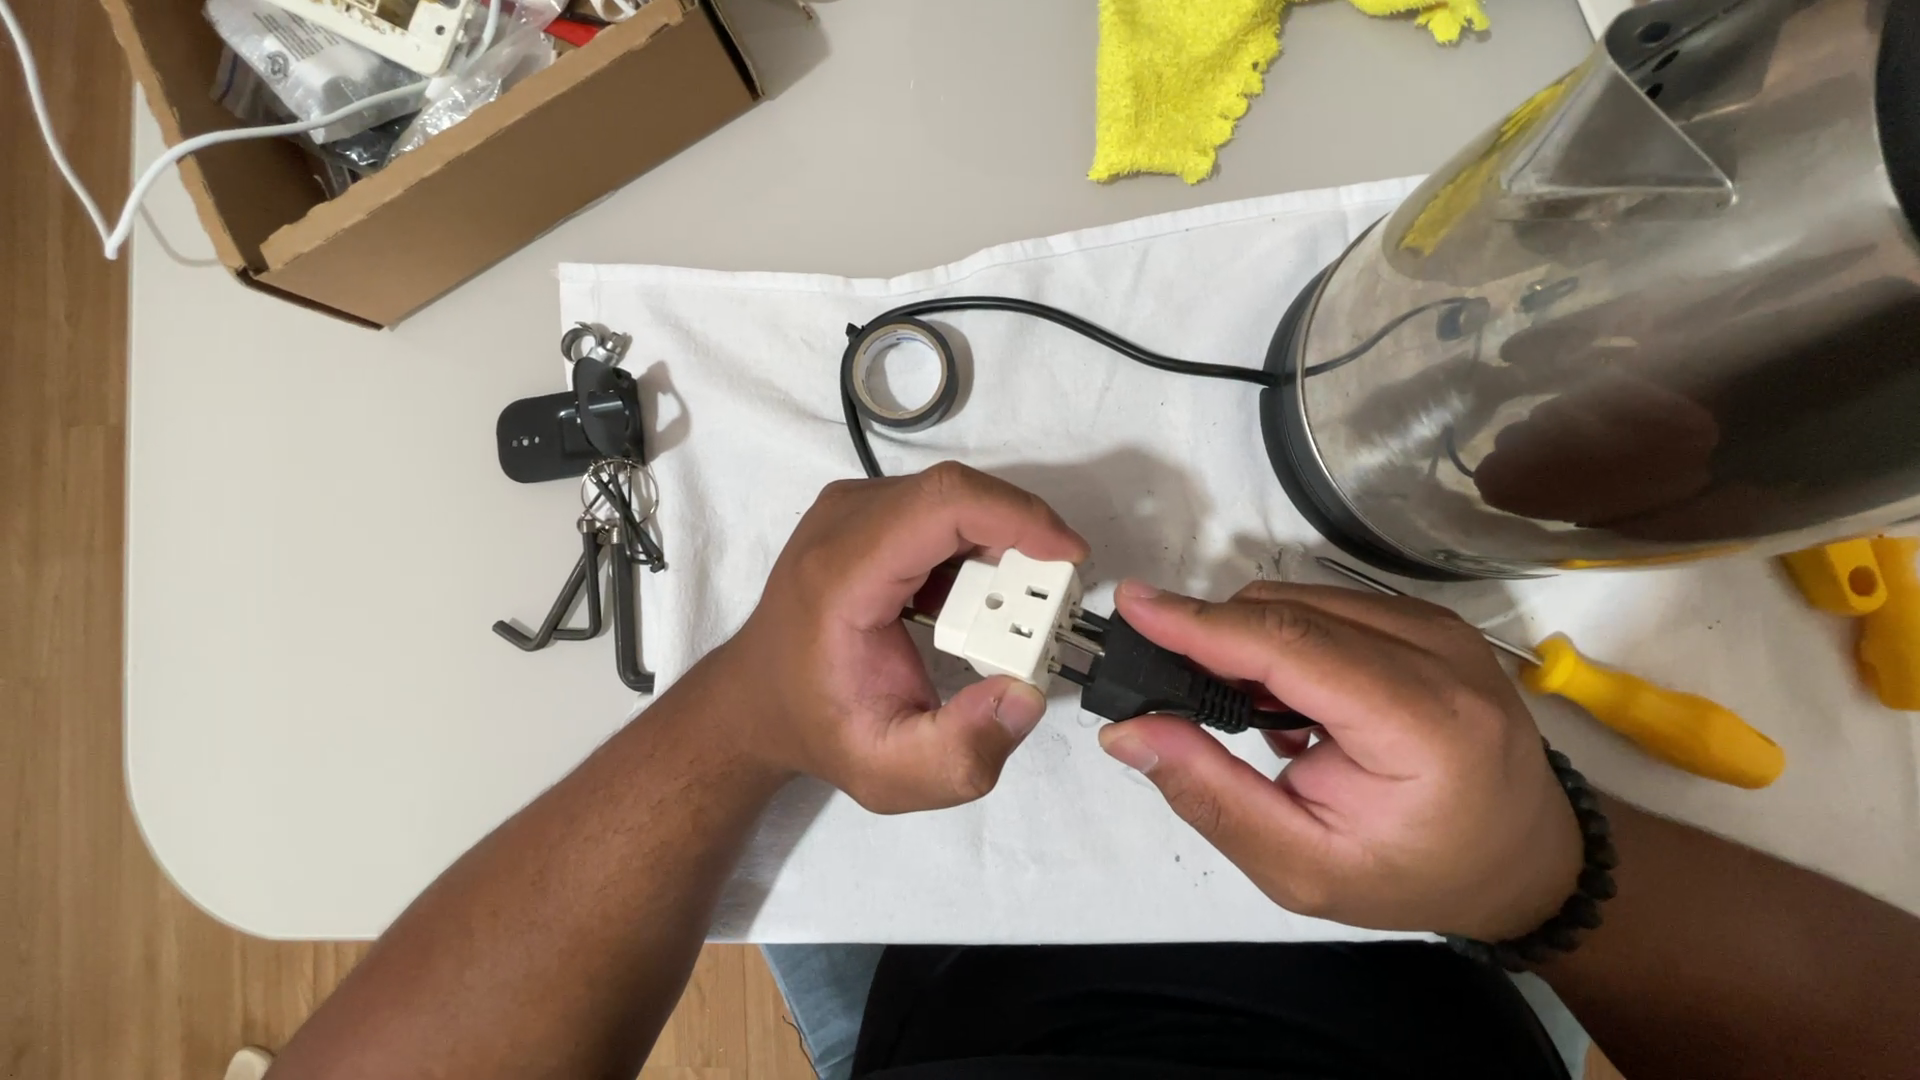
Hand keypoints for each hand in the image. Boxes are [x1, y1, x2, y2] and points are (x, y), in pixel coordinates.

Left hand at [710, 462, 1087, 812]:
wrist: (762, 698)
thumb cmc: (821, 728)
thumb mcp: (891, 773)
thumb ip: (963, 751)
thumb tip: (1026, 694)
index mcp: (841, 576)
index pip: (941, 505)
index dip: (1017, 516)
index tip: (1069, 557)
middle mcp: (841, 524)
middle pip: (955, 496)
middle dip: (1020, 541)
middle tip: (1046, 606)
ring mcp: (850, 511)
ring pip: (953, 498)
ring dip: (1000, 545)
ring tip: (1012, 611)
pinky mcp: (864, 514)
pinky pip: (939, 509)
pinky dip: (976, 544)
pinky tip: (977, 598)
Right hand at [1097, 580, 1581, 941]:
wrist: (1522, 857)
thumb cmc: (1414, 873)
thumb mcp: (1302, 866)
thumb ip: (1211, 796)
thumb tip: (1127, 732)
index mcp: (1424, 725)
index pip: (1291, 648)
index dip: (1201, 624)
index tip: (1131, 605)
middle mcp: (1439, 654)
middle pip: (1285, 611)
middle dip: (1208, 635)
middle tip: (1167, 686)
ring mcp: (1436, 626)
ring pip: (1295, 598)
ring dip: (1242, 639)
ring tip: (1241, 707)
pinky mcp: (1425, 618)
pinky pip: (1319, 602)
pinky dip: (1277, 637)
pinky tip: (1285, 693)